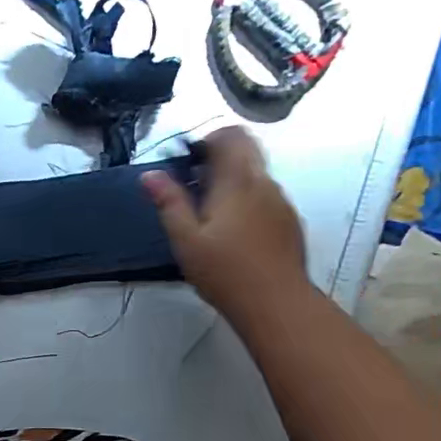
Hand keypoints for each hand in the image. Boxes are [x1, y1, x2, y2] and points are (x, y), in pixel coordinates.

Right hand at [141, 126, 309, 318]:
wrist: (276, 304)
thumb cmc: (225, 272)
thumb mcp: (186, 241)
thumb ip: (169, 203)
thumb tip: (150, 175)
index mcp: (237, 181)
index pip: (229, 136)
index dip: (207, 141)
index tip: (188, 164)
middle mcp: (264, 183)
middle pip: (246, 150)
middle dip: (219, 159)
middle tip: (196, 187)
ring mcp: (282, 202)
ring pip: (257, 176)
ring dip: (234, 183)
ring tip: (212, 217)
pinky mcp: (290, 223)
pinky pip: (267, 198)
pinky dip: (249, 203)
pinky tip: (235, 235)